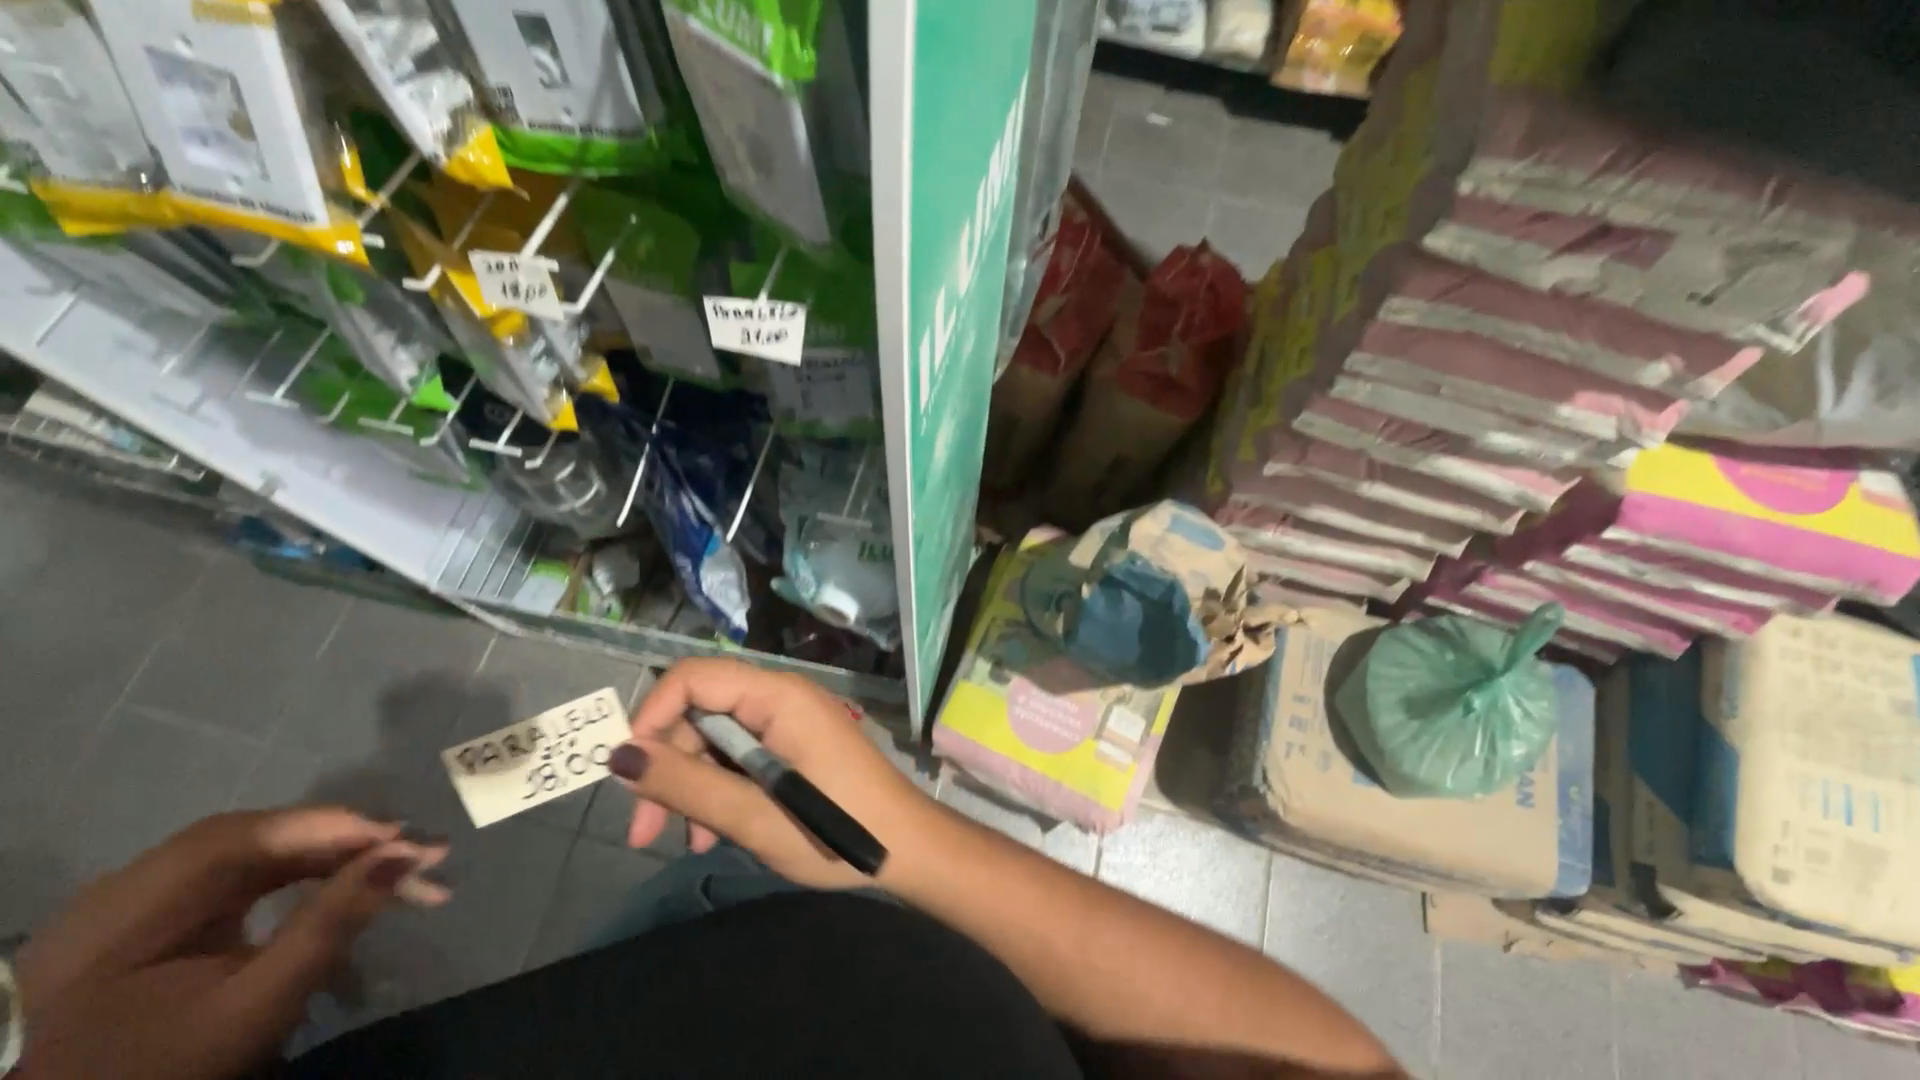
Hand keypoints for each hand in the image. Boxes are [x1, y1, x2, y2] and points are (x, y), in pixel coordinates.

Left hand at [14, 808, 448, 1079]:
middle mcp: (132, 881)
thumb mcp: (255, 1005)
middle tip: (417, 855)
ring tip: (395, 867)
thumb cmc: (160, 1067)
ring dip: (327, 856)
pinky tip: (338, 882)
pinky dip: (297, 875)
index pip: (251, 835)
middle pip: (257, 838)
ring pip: (254, 853)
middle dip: (342, 841)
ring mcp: (138, 898)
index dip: (335, 826)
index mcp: (136, 899)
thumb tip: (405, 854)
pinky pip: (239, 877)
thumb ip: (329, 925)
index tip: (410, 840)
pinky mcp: (153, 919)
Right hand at [613, 658, 935, 889]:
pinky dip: (719, 791)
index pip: (691, 678)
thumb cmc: (836, 831)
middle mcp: (780, 700)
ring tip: (689, 844)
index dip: (651, 717)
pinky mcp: (795, 748)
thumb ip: (685, 784)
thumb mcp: (752, 815)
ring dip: (691, 788)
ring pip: (715, 741)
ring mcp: (789, 724)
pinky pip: (741, 758)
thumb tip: (618, 756)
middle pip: (699, 714)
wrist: (908, 853)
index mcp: (776, 698)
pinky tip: (713, 836)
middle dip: (666, 769)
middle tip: (643, 831)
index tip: (626, 772)